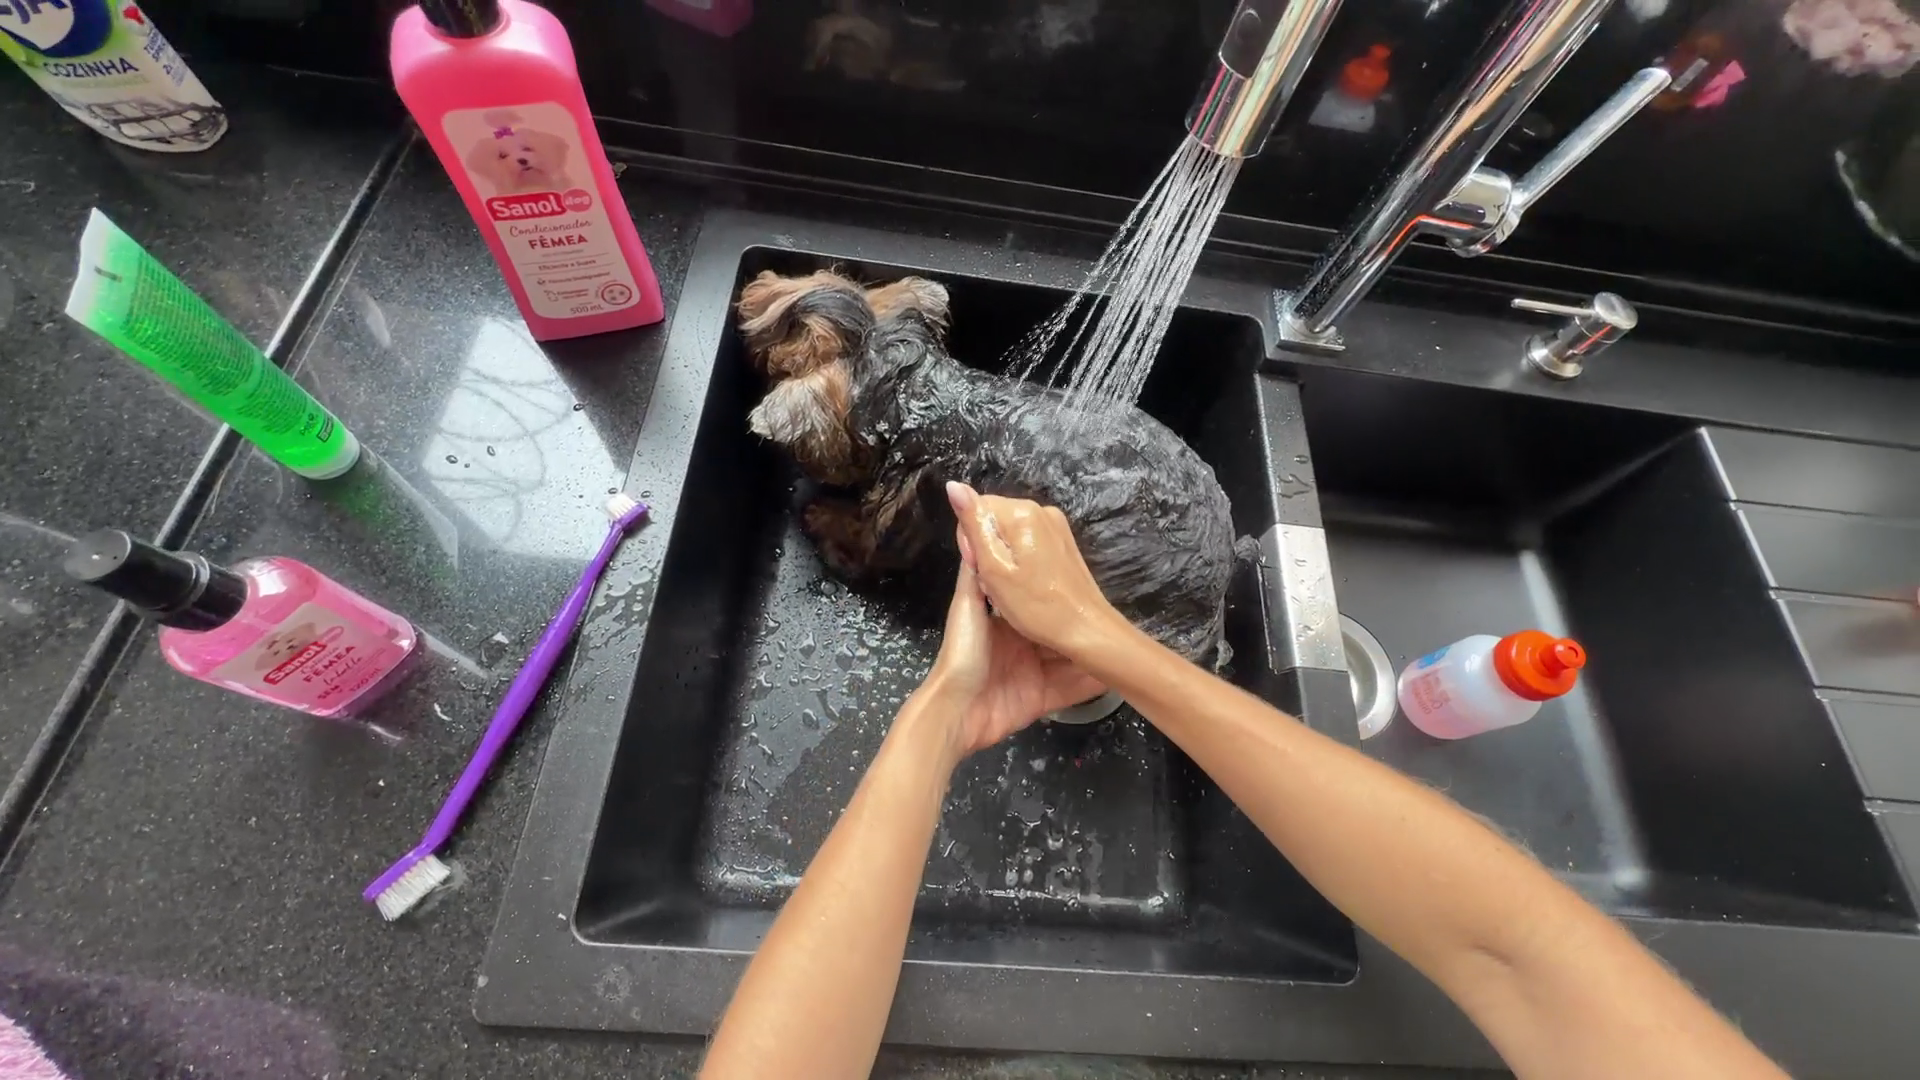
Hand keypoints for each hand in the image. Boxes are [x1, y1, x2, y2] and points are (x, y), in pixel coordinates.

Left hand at [918, 555, 1104, 760]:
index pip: (1037, 605)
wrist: (956, 710)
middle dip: (1080, 624)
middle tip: (1110, 611)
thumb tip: (975, 535)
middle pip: (1058, 632)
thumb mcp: (967, 607)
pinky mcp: (1043, 699)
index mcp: (1005, 624)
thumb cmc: (961, 654)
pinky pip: (1072, 688)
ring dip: (1092, 651)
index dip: (1057, 596)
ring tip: (1121, 638)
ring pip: (1070, 659)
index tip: (1082, 582)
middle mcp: (1022, 646)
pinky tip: (1115, 671)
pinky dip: (1093, 682)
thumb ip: (976, 577)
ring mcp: (1034, 674)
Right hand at [944, 481, 1122, 661]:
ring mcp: (1055, 524)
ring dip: (1001, 556)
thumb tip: (953, 486)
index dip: (970, 540)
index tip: (981, 570)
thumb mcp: (994, 567)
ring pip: (1008, 531)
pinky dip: (1019, 558)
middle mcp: (1041, 509)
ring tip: (1011, 587)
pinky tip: (1025, 583)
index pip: (975, 508)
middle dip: (986, 548)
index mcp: (1021, 513)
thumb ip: (973, 523)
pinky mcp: (1062, 539)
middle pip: (993, 518)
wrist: (1085, 629)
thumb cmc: (1034, 606)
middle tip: (995, 583)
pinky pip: (1027, 539)